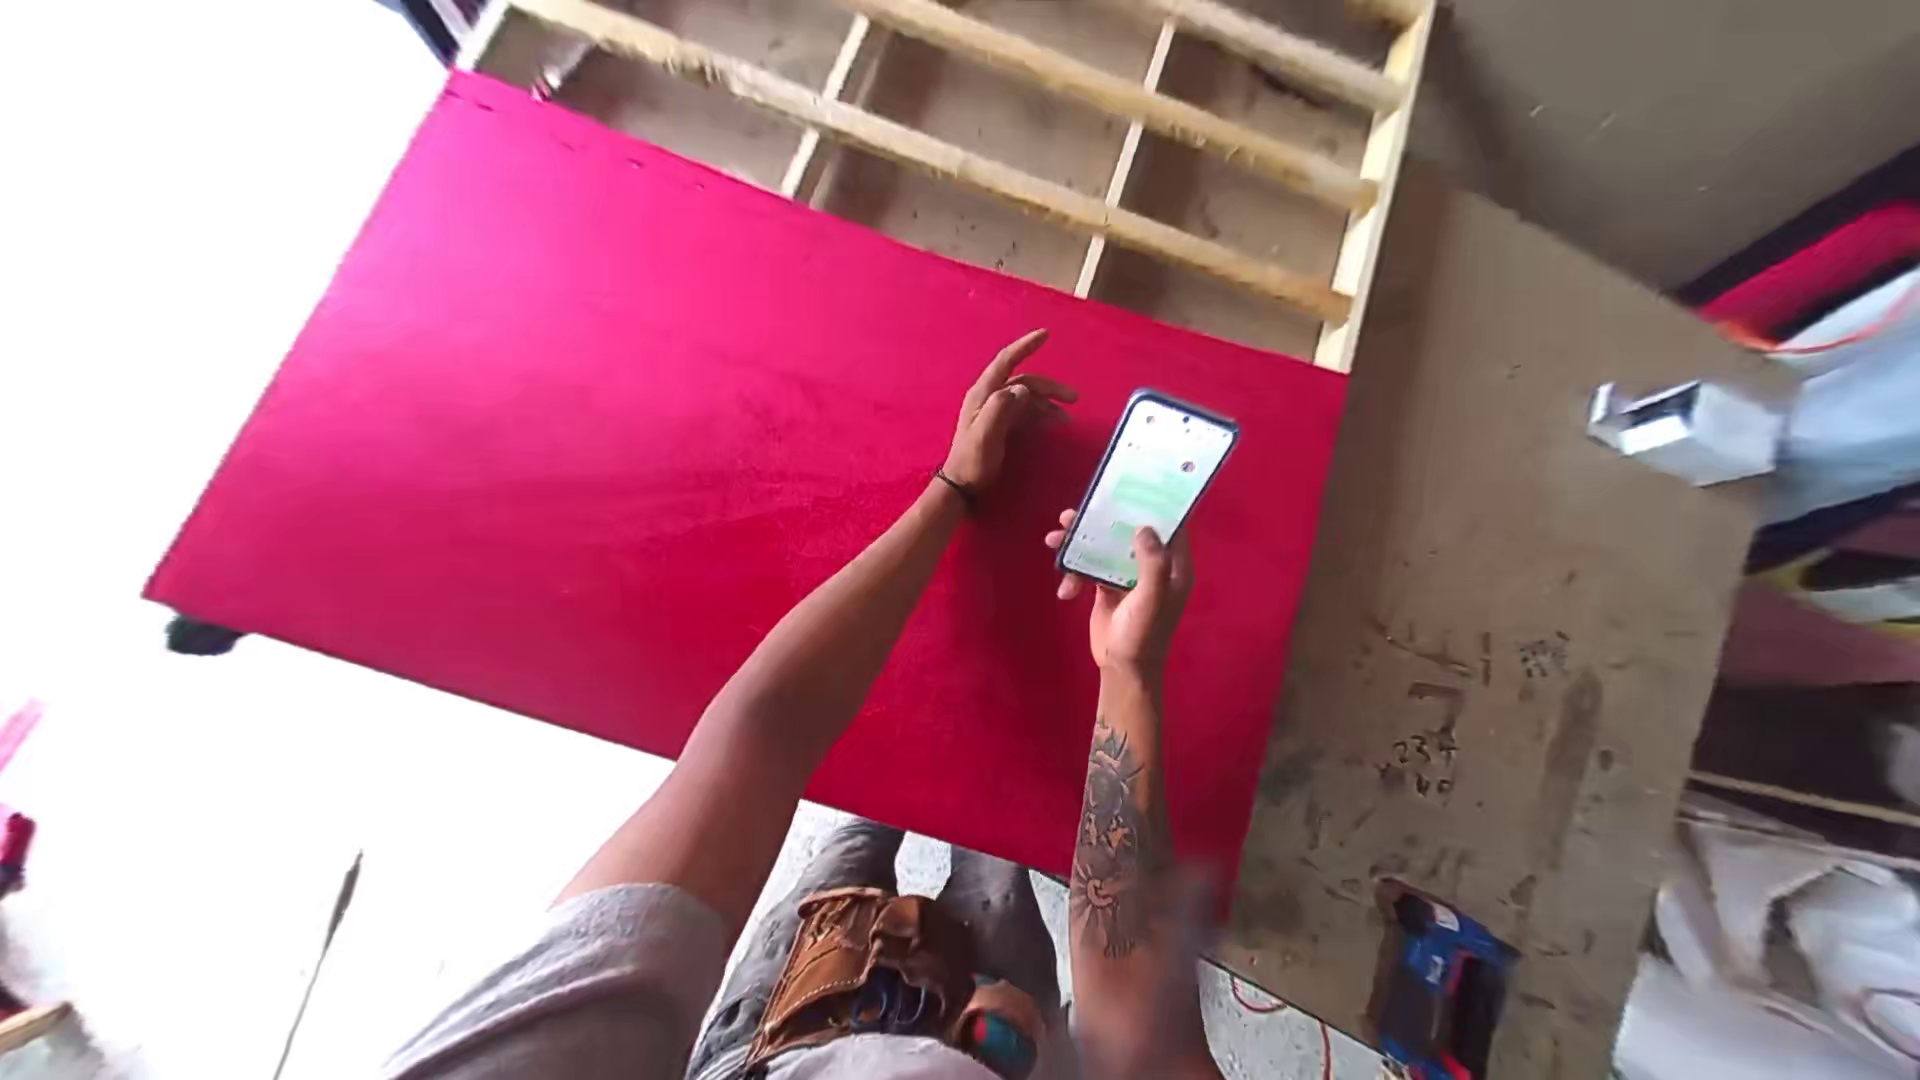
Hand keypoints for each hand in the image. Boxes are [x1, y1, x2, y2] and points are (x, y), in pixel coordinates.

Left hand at [942, 330, 1076, 490]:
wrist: (962, 485)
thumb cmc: (972, 460)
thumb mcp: (985, 434)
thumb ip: (1001, 408)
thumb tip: (1022, 389)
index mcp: (984, 394)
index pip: (1006, 361)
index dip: (1025, 346)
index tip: (1046, 334)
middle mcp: (989, 398)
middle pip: (1023, 382)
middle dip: (1049, 387)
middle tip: (1074, 398)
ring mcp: (995, 412)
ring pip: (1027, 399)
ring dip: (1048, 404)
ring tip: (1066, 419)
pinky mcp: (1001, 426)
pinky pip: (1025, 414)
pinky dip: (1041, 415)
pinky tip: (1053, 424)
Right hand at [1043, 512, 1193, 677]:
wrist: (1121, 669)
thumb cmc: (1142, 635)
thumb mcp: (1151, 599)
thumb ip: (1152, 564)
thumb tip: (1143, 528)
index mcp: (1172, 565)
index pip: (1168, 525)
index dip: (1151, 504)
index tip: (1129, 487)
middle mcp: (1151, 564)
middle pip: (1125, 530)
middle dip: (1099, 520)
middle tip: (1072, 513)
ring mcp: (1126, 574)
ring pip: (1102, 545)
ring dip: (1077, 543)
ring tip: (1054, 540)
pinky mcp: (1106, 586)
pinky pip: (1088, 566)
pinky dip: (1074, 573)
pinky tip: (1065, 590)